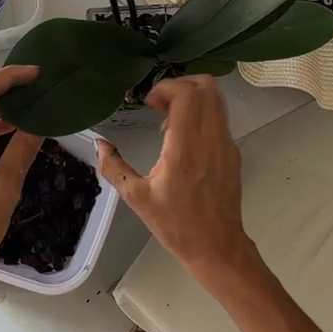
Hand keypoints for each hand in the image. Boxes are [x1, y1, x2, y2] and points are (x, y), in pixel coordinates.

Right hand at [96, 76, 260, 288]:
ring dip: (192, 99)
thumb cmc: (176, 225)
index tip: (149, 103)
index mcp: (186, 147)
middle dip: (180, 85)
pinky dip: (202, 115)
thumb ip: (114, 167)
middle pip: (207, 86)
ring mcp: (227, 144)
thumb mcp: (137, 198)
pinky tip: (184, 140)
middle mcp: (211, 138)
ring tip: (169, 122)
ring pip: (217, 100)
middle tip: (160, 105)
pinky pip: (220, 119)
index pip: (187, 93)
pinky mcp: (233, 153)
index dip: (166, 86)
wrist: (217, 246)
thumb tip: (99, 144)